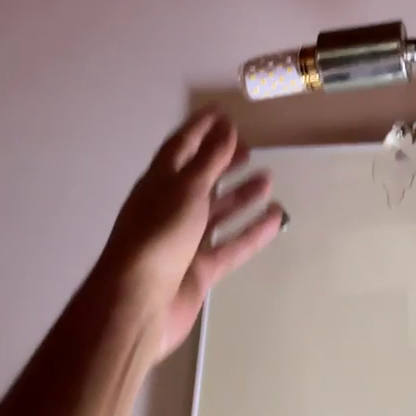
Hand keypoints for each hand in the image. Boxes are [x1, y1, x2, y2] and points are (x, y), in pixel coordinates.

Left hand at [95, 109, 284, 358]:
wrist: (137, 303)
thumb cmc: (158, 234)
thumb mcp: (186, 188)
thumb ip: (210, 159)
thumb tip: (226, 128)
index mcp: (158, 183)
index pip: (181, 147)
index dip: (201, 128)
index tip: (222, 112)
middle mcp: (170, 208)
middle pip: (200, 178)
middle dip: (222, 161)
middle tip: (249, 148)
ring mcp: (184, 241)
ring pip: (217, 211)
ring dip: (241, 194)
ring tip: (268, 178)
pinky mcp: (199, 269)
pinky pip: (231, 244)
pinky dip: (252, 231)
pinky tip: (277, 218)